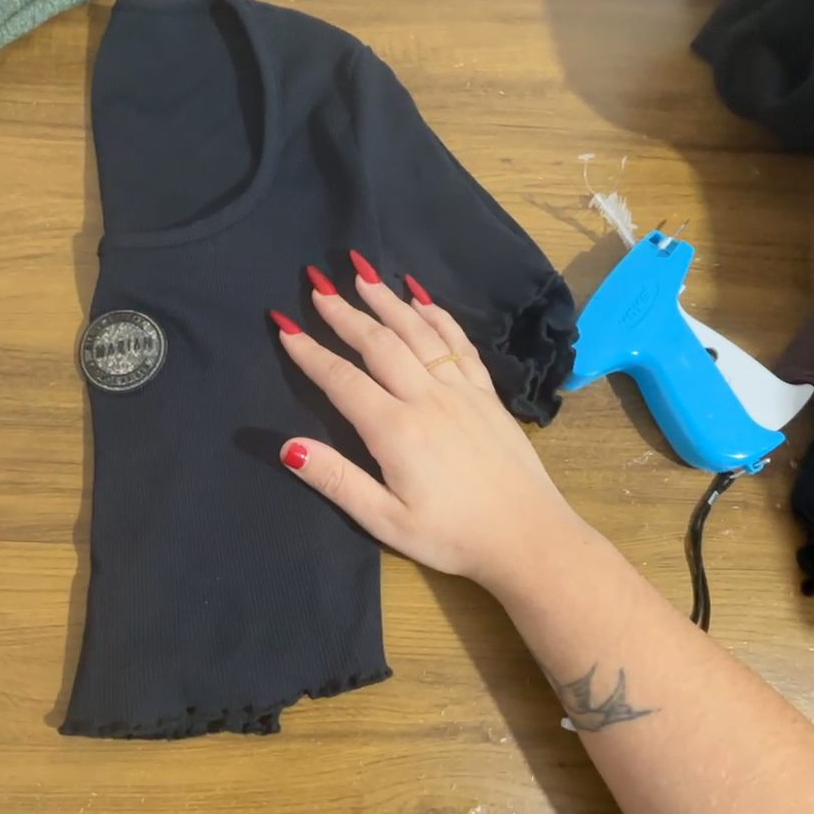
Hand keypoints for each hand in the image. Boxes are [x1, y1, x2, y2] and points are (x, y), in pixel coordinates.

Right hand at [273, 256, 589, 592]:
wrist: (527, 537)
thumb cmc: (451, 536)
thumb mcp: (385, 521)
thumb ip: (337, 480)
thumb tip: (289, 446)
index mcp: (396, 431)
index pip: (342, 380)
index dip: (310, 353)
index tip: (285, 327)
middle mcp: (427, 399)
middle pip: (379, 344)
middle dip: (345, 314)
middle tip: (319, 287)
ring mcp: (461, 392)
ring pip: (418, 333)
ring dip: (388, 302)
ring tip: (362, 276)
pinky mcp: (486, 395)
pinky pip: (459, 344)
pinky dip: (437, 317)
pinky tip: (423, 299)